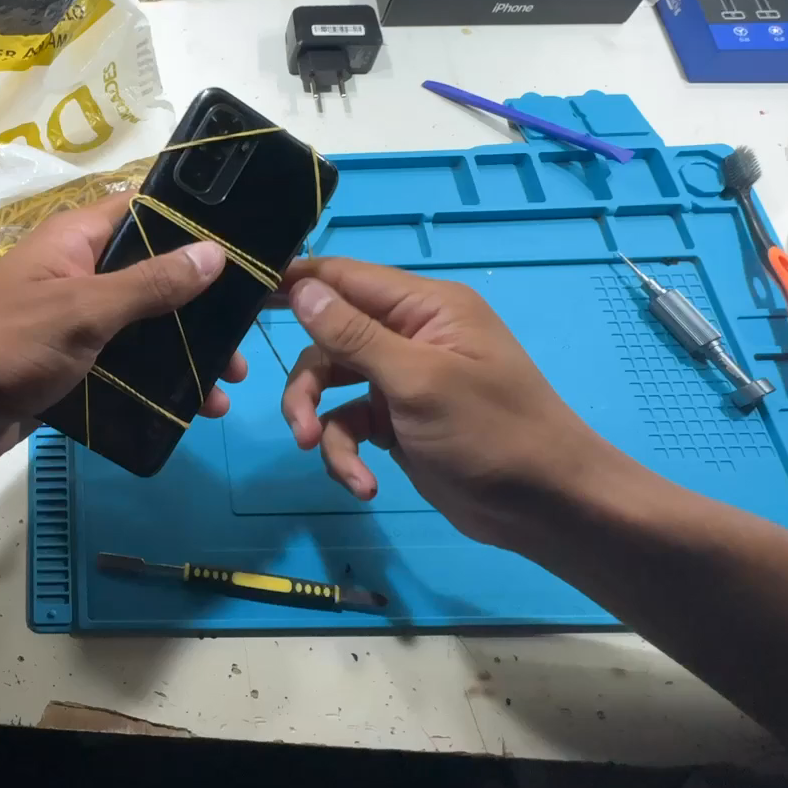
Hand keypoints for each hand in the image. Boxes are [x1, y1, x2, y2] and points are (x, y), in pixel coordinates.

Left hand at [0, 194, 245, 468]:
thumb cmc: (6, 347)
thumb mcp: (81, 310)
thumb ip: (147, 284)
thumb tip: (213, 252)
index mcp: (74, 241)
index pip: (145, 214)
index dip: (195, 226)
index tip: (249, 250)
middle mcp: (77, 275)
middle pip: (153, 278)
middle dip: (200, 308)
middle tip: (245, 337)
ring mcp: (73, 325)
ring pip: (142, 330)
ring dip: (184, 355)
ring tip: (226, 386)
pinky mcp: (71, 369)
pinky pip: (124, 370)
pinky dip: (155, 386)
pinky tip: (192, 408)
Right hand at [279, 258, 641, 551]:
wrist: (544, 508)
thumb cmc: (492, 432)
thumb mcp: (417, 381)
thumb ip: (353, 335)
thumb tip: (300, 290)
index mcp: (423, 307)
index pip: (343, 278)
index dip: (295, 284)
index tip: (243, 299)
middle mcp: (406, 335)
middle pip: (325, 342)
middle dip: (306, 387)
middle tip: (298, 426)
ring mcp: (398, 379)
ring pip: (328, 387)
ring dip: (321, 428)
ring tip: (332, 462)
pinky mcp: (392, 420)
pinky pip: (347, 424)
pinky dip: (345, 455)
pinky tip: (362, 484)